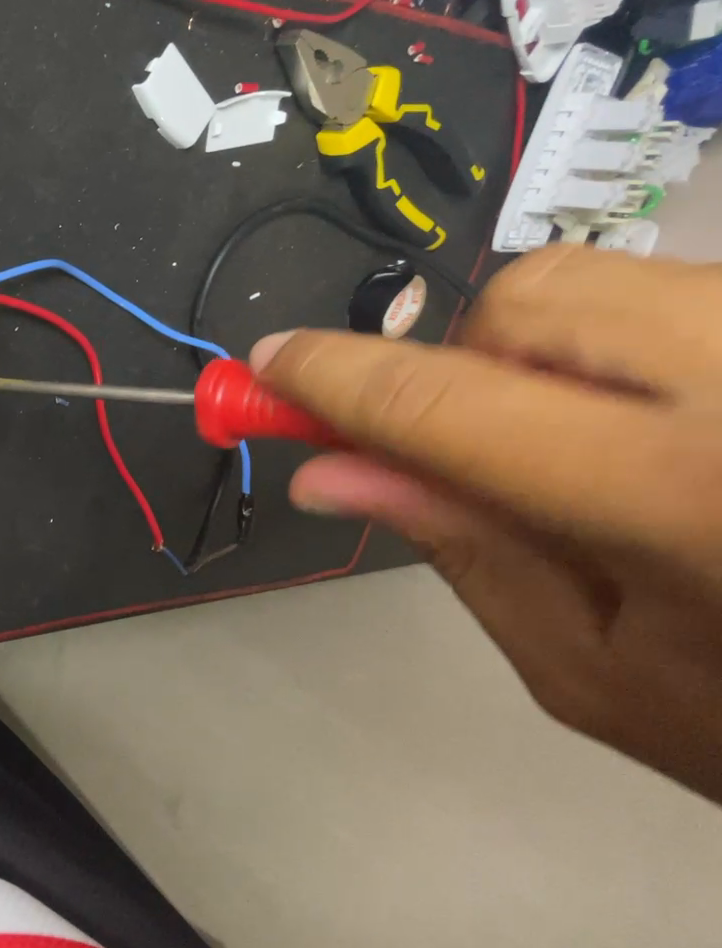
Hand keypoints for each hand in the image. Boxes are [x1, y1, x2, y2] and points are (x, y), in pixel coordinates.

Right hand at [251, 246, 721, 802]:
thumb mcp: (587, 664)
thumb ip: (459, 548)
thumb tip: (326, 471)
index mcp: (687, 500)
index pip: (449, 403)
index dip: (335, 378)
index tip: (266, 364)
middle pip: (538, 296)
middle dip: (463, 353)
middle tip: (471, 435)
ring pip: (616, 283)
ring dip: (545, 350)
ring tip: (583, 444)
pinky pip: (686, 301)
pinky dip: (626, 354)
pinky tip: (667, 435)